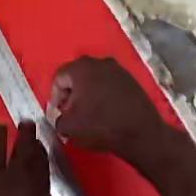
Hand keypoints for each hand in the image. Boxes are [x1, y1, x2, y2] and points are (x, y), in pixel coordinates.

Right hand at [48, 56, 175, 161]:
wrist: (140, 133)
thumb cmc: (100, 125)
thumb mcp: (68, 126)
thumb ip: (57, 119)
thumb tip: (61, 118)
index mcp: (81, 68)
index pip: (59, 78)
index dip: (54, 96)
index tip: (58, 112)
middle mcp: (100, 62)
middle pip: (77, 76)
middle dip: (71, 94)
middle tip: (70, 113)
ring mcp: (119, 70)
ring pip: (95, 79)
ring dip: (88, 94)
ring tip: (88, 114)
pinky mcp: (132, 80)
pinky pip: (110, 85)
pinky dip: (104, 95)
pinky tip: (105, 112)